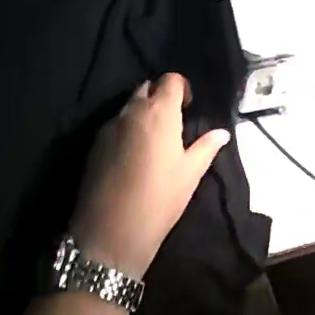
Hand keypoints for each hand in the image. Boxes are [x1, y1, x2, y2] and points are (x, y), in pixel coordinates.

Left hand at [69, 74, 229, 279]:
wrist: (109, 235)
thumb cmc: (159, 199)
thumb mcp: (190, 173)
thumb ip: (206, 147)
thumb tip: (222, 133)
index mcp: (159, 112)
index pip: (171, 80)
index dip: (182, 87)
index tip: (188, 107)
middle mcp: (131, 112)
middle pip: (146, 88)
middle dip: (160, 97)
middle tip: (172, 121)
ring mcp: (108, 128)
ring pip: (128, 107)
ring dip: (142, 113)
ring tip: (153, 140)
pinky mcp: (93, 146)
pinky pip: (114, 125)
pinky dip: (126, 130)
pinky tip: (133, 155)